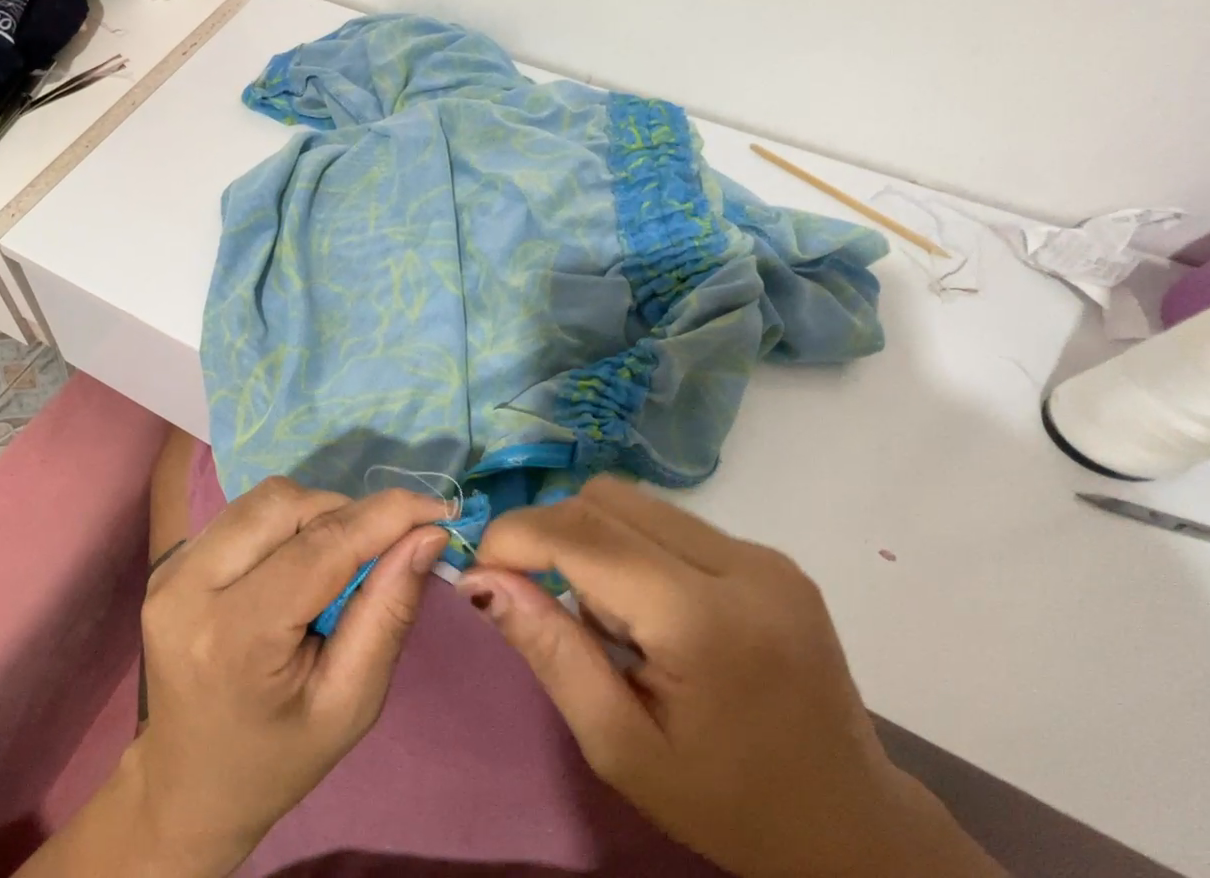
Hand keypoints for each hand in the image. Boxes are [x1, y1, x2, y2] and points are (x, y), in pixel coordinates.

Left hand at [23, 478, 450, 876]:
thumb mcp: (350, 702)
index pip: (320, 546)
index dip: (384, 516)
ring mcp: (169, 570)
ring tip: (341, 564)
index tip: (438, 508)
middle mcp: (188, 587)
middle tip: (385, 547)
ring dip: (313, 515)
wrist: (190, 783)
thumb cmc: (279, 758)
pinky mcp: (167, 563)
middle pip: (283, 504)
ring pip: (259, 501)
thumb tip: (425, 536)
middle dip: (345, 512)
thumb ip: (387, 612)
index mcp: (234, 635)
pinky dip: (282, 525)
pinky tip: (298, 567)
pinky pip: (239, 517)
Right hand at [456, 476, 1002, 877]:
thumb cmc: (723, 802)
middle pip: (603, 500)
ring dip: (587, 541)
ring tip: (602, 617)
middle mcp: (742, 565)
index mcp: (704, 619)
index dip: (512, 539)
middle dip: (546, 536)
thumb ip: (549, 651)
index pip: (581, 533)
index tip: (481, 579)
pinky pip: (666, 523)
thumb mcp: (617, 745)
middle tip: (537, 602)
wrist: (849, 827)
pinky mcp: (770, 559)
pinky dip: (626, 549)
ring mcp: (764, 556)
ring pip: (632, 502)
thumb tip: (480, 579)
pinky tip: (642, 612)